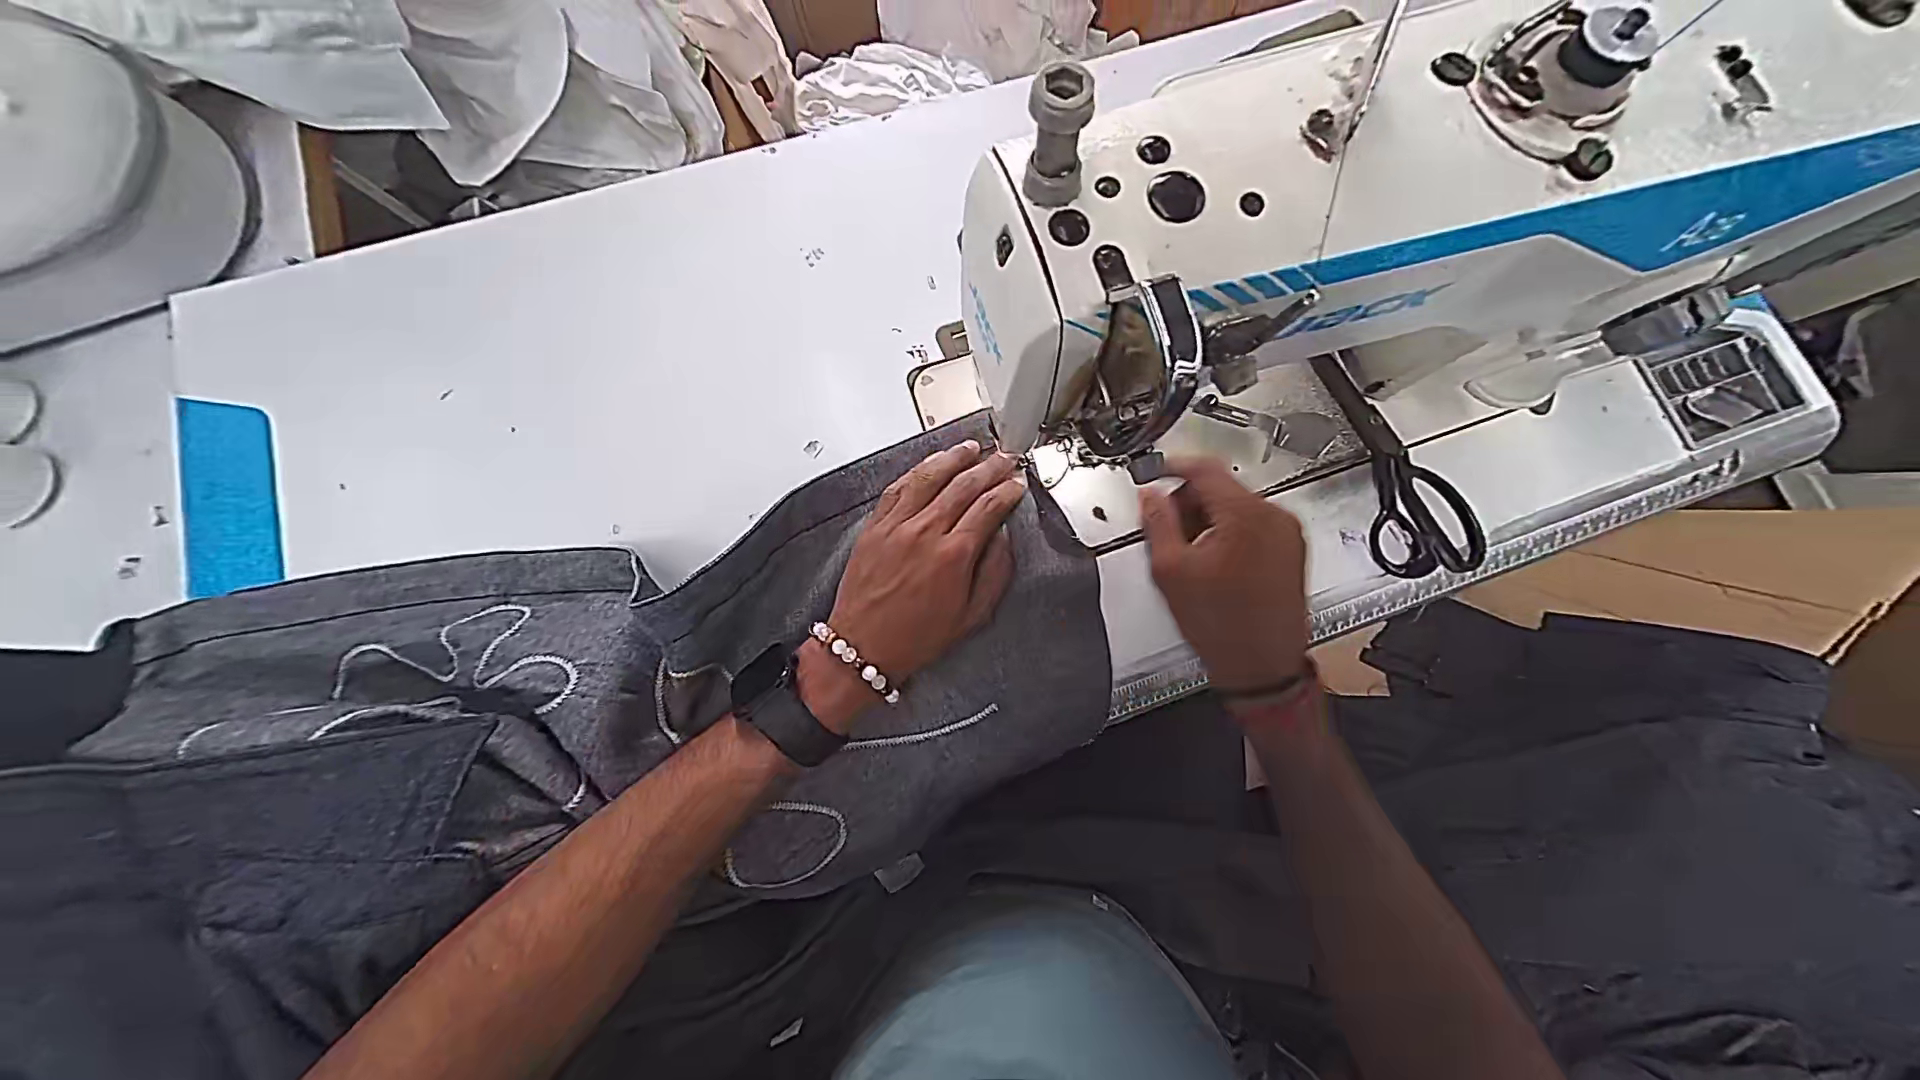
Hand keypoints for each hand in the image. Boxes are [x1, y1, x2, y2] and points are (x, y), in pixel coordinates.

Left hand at [795, 439, 1025, 732]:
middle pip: (964, 485)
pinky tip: (931, 464)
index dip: (1007, 490)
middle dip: (989, 467)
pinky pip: (898, 487)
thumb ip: (994, 573)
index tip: (1016, 485)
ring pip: (930, 477)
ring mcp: (897, 526)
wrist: (864, 646)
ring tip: (971, 448)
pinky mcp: (875, 527)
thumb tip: (1004, 540)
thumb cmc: (914, 637)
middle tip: (1004, 459)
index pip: (988, 507)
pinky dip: (918, 470)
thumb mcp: (971, 616)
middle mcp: (925, 533)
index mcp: (953, 556)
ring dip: (954, 458)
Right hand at [1137, 457, 1309, 695]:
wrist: (1262, 665)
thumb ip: (1157, 522)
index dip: (1172, 466)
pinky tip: (1212, 563)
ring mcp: (1287, 533)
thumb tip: (1150, 496)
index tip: (1156, 470)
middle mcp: (1274, 518)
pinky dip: (1227, 533)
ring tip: (1190, 555)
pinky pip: (1252, 524)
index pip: (1205, 469)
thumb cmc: (1226, 627)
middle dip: (1188, 503)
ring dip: (1207, 519)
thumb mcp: (1171, 570)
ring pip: (1235, 505)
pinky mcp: (1291, 548)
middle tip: (1166, 527)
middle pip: (1220, 487)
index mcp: (1246, 516)